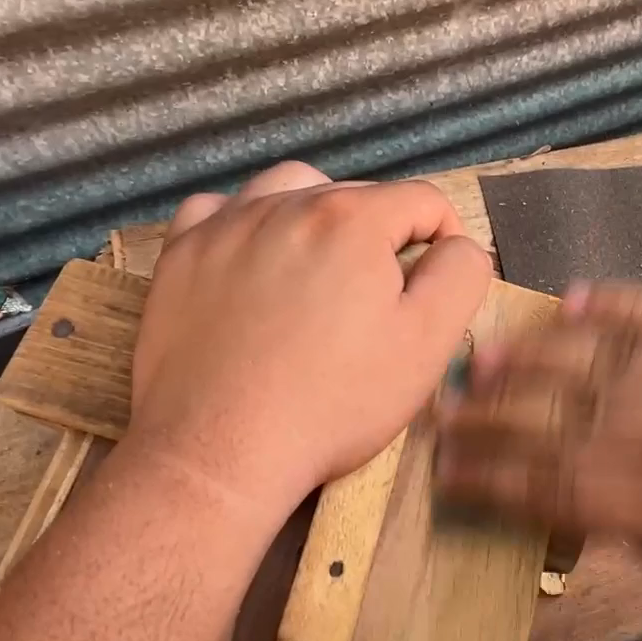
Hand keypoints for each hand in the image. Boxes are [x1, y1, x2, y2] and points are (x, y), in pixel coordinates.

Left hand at [127, 162, 491, 516]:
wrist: (220, 453)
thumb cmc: (333, 402)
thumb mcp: (427, 343)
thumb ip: (460, 275)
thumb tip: (457, 245)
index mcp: (352, 220)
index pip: (421, 201)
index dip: (443, 238)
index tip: (435, 282)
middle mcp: (286, 204)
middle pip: (357, 195)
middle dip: (382, 235)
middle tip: (379, 298)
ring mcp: (226, 226)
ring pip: (288, 188)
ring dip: (317, 213)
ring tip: (320, 265)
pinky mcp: (181, 255)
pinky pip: (218, 210)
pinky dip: (244, 222)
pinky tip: (253, 260)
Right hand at [435, 282, 641, 624]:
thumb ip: (623, 523)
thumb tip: (555, 484)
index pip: (555, 482)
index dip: (490, 477)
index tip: (444, 469)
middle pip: (566, 413)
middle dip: (494, 413)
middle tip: (446, 405)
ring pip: (605, 356)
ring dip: (536, 354)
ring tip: (485, 352)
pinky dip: (617, 305)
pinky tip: (572, 299)